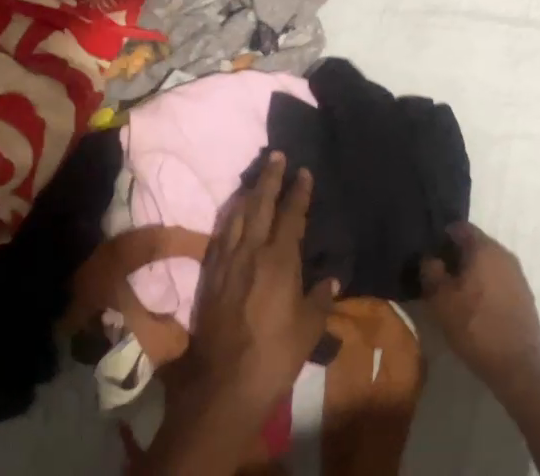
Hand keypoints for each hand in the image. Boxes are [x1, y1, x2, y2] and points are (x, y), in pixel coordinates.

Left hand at [173, 153, 338, 432]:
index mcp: (280, 260)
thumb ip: (320, 299)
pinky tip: (231, 218)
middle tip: (275, 156)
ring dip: (246, 196)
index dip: (298, 192)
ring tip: (254, 181)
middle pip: (259, 206)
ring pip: (235, 218)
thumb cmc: (276, 354)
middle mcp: (251, 252)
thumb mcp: (310, 327)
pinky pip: (220, 238)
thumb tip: (331, 281)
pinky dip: (228, 221)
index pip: (291, 215)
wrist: (224, 383)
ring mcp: (225, 264)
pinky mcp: (209, 278)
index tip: (304, 172)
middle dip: (269, 179)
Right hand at [419, 222, 539, 388]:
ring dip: (471, 272)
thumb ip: (431, 272)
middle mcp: (504, 254)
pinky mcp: (524, 294)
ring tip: (454, 293)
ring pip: (488, 263)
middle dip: (456, 256)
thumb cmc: (474, 326)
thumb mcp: (441, 300)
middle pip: (475, 245)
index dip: (442, 238)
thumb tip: (430, 258)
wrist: (516, 363)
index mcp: (484, 248)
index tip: (430, 255)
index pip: (460, 228)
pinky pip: (499, 279)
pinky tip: (475, 306)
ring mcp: (517, 274)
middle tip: (438, 276)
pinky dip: (485, 286)